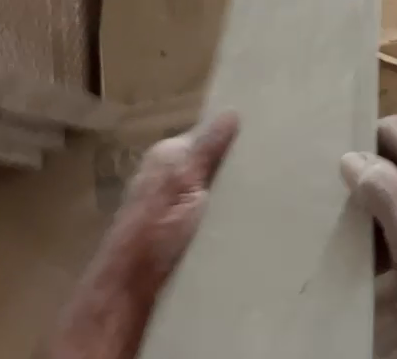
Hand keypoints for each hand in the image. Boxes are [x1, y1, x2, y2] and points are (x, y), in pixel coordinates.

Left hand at [42, 111, 239, 358]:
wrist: (128, 286)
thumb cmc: (155, 227)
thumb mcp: (185, 180)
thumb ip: (207, 147)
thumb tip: (232, 112)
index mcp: (167, 153)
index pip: (206, 133)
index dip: (231, 135)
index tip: (263, 137)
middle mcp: (167, 173)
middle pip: (209, 161)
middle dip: (233, 165)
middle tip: (268, 168)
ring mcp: (171, 203)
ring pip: (210, 188)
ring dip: (230, 192)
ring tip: (261, 193)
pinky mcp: (177, 230)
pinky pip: (207, 211)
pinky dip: (222, 213)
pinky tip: (240, 218)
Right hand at [341, 116, 396, 358]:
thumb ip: (381, 188)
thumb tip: (351, 156)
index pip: (391, 128)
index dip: (362, 140)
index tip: (332, 164)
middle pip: (394, 160)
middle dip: (364, 178)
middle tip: (333, 201)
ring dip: (374, 210)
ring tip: (346, 233)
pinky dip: (389, 233)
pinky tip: (373, 259)